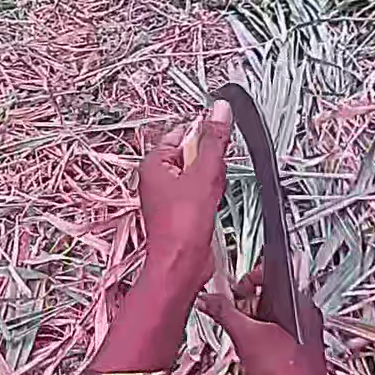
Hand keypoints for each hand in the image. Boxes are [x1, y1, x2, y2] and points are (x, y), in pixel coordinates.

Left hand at [138, 100, 230, 294]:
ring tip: (210, 197)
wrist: (182, 264)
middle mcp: (157, 178)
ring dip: (213, 183)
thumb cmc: (181, 225)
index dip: (203, 140)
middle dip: (210, 166)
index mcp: (153, 164)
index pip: (182, 134)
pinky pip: (203, 193)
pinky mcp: (182, 210)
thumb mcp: (204, 174)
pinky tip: (212, 208)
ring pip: (201, 174)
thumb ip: (214, 141)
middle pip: (195, 154)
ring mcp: (169, 195)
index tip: (215, 150)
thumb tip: (220, 110)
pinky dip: (212, 197)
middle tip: (210, 180)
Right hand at [198, 263, 334, 374]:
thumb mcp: (244, 336)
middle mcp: (304, 315)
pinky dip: (258, 340)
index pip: (269, 274)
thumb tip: (207, 299)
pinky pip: (273, 335)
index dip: (247, 280)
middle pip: (266, 296)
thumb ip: (224, 312)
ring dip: (250, 325)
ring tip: (243, 339)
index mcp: (297, 303)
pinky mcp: (298, 351)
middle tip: (234, 317)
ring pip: (268, 317)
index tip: (235, 292)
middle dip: (244, 306)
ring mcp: (303, 334)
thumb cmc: (287, 374)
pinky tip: (252, 354)